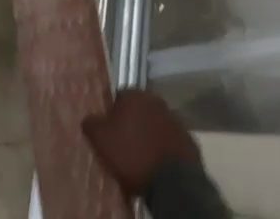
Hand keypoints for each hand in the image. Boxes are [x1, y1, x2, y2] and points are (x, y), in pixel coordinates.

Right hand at [81, 89, 200, 196]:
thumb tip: (90, 117)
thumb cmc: (132, 155)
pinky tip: (157, 163)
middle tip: (123, 143)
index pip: (117, 97)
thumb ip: (91, 122)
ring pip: (155, 124)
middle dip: (131, 122)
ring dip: (149, 134)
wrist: (173, 184)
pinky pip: (170, 140)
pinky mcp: (189, 140)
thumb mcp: (100, 140)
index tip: (108, 131)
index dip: (111, 114)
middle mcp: (156, 101)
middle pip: (138, 109)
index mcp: (134, 95)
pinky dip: (163, 147)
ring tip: (141, 155)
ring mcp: (176, 120)